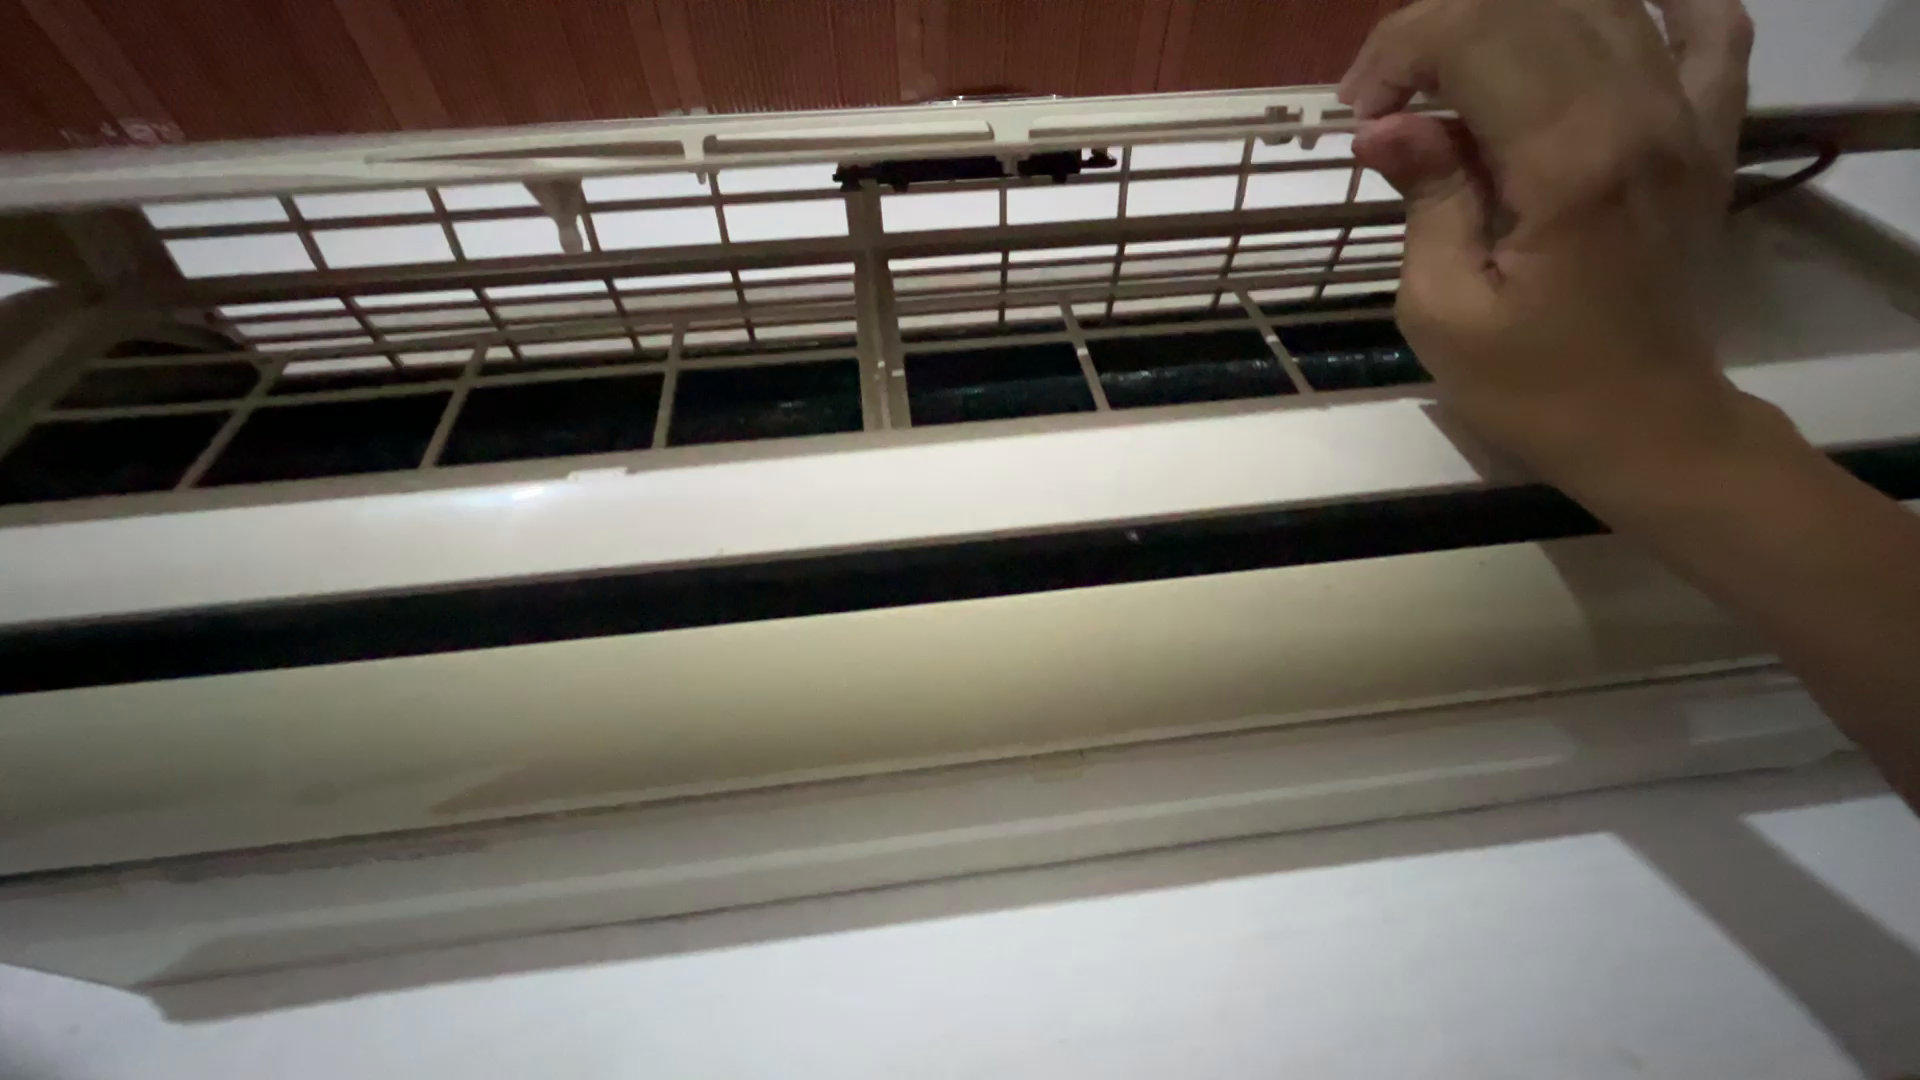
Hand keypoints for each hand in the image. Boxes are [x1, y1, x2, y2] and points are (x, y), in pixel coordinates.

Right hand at [1339, 0, 1760, 492]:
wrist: (1640, 422)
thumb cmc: (1525, 384)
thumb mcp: (1441, 308)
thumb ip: (1425, 200)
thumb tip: (1386, 126)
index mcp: (1568, 162)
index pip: (1481, 35)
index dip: (1402, 51)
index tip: (1357, 113)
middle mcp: (1641, 112)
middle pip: (1534, 5)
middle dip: (1436, 31)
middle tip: (1381, 99)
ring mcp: (1689, 115)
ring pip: (1601, 3)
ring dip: (1504, 22)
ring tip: (1445, 79)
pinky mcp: (1706, 134)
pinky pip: (1706, 27)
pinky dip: (1648, 7)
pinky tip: (1593, 26)